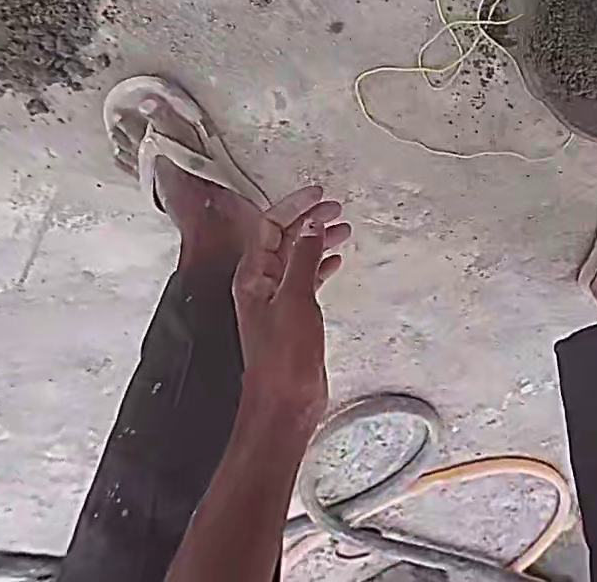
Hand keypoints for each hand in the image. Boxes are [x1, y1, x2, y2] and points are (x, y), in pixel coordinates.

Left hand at [233, 186, 347, 430]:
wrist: (286, 402)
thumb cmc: (284, 356)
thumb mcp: (296, 298)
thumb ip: (304, 257)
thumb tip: (313, 224)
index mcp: (253, 275)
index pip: (270, 226)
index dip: (294, 206)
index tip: (319, 194)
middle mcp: (263, 283)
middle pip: (285, 237)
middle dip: (310, 219)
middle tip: (335, 208)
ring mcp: (278, 298)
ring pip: (299, 256)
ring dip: (319, 239)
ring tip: (343, 228)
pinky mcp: (294, 313)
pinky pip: (308, 276)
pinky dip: (321, 263)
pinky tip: (335, 259)